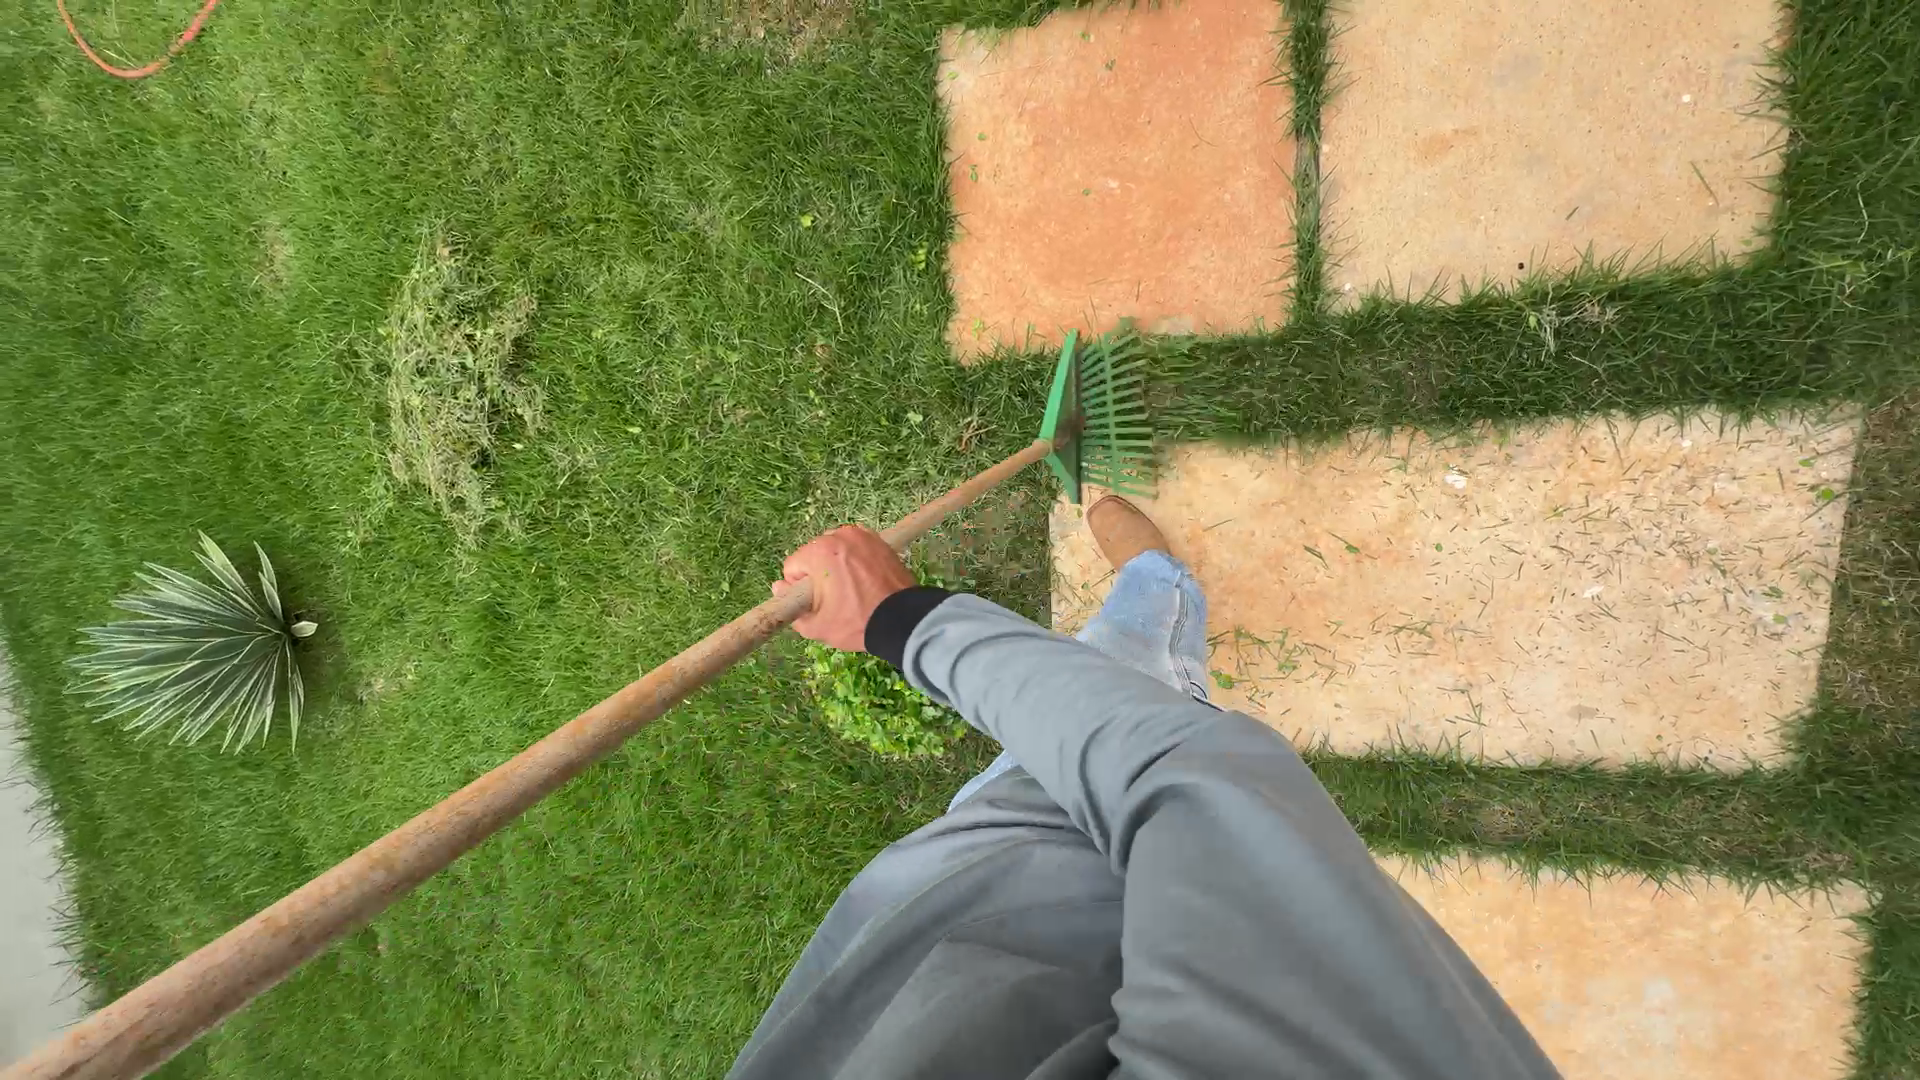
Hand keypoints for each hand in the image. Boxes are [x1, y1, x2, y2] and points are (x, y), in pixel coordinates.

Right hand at [774, 525, 915, 651]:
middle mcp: (840, 536)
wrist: (903, 619)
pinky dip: (855, 560)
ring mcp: (863, 536)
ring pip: (835, 550)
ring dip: (836, 565)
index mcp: (820, 551)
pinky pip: (856, 548)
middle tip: (835, 598)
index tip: (816, 602)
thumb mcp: (817, 625)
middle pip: (814, 554)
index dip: (799, 587)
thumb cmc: (857, 622)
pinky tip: (864, 580)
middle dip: (818, 573)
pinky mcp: (880, 541)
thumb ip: (792, 607)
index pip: (793, 566)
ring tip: (851, 590)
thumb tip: (779, 588)